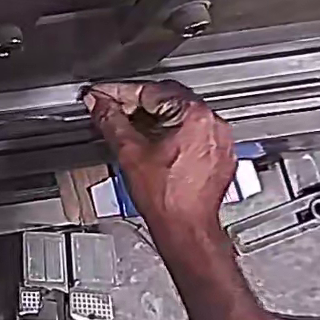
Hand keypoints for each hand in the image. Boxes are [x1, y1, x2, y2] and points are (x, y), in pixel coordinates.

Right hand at [83, 80, 234, 244]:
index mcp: (193, 115)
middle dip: (138, 103)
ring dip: (155, 118)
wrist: (187, 229)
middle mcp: (212, 123)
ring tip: (131, 128)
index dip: (121, 92)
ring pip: (182, 115)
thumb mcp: (130, 153)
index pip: (151, 90)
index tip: (104, 95)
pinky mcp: (220, 154)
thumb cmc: (166, 199)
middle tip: (113, 109)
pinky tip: (154, 144)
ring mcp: (219, 139)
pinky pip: (194, 132)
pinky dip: (173, 133)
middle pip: (168, 98)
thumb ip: (111, 121)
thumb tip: (99, 103)